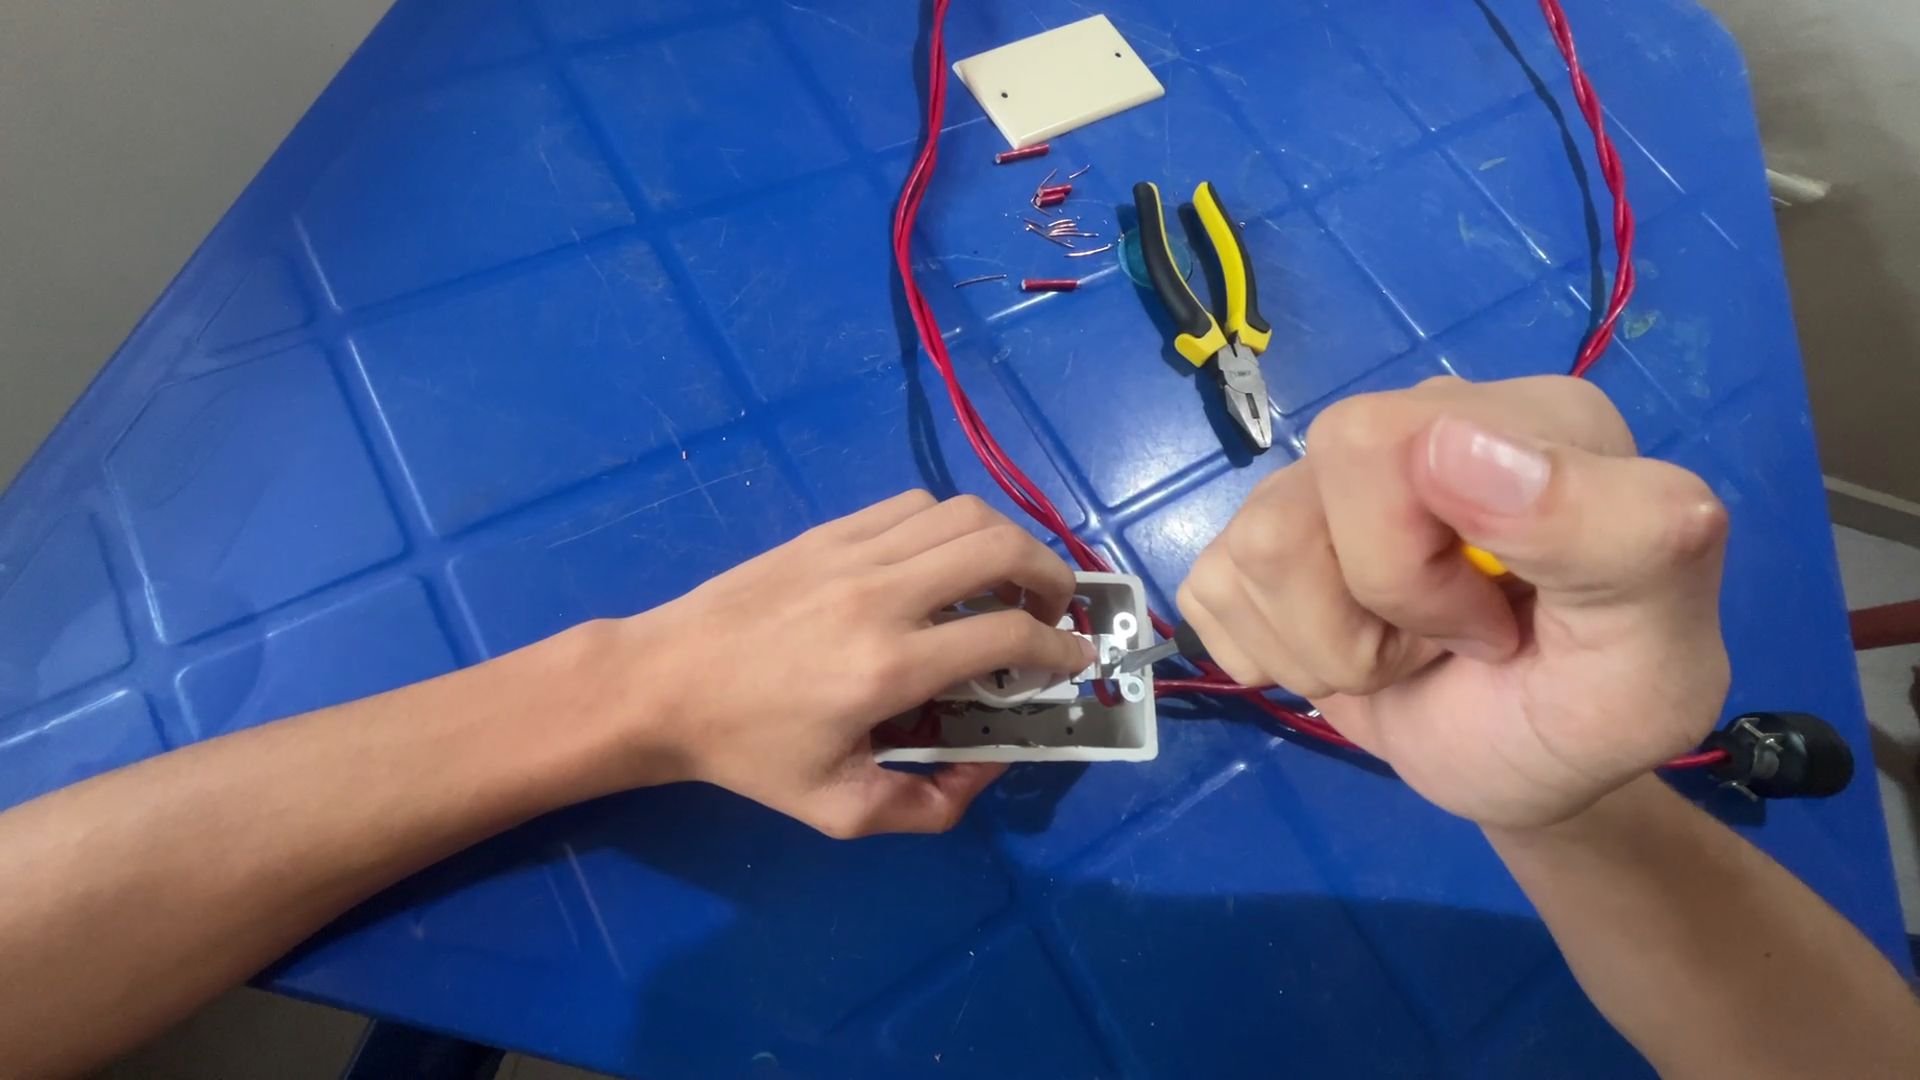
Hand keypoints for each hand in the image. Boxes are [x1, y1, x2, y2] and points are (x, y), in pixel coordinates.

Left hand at [631, 491, 1091, 837]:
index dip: (1060, 646)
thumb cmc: (749, 750)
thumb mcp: (837, 809)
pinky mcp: (829, 530)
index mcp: (888, 667)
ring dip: (1007, 540)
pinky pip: (913, 505)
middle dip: (1052, 574)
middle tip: (1056, 607)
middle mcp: (881, 594)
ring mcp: (853, 551)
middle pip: (1000, 549)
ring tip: (1009, 577)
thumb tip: (989, 766)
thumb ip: (927, 805)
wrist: (662, 683)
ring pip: (962, 513)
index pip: (1007, 635)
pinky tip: (944, 558)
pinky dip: (952, 524)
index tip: (1075, 657)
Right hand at [1178, 376, 1729, 828]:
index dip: (1406, 567)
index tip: (1488, 627)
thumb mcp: (1653, 664)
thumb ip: (1615, 539)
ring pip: (1244, 555)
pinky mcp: (1243, 545)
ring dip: (1318, 649)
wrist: (1503, 761)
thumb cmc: (1576, 717)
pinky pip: (1206, 590)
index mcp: (1509, 421)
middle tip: (1431, 643)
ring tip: (1390, 655)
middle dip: (1352, 618)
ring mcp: (1307, 488)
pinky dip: (1268, 653)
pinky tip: (1329, 648)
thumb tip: (1449, 442)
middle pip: (1284, 513)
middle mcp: (1398, 431)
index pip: (1371, 443)